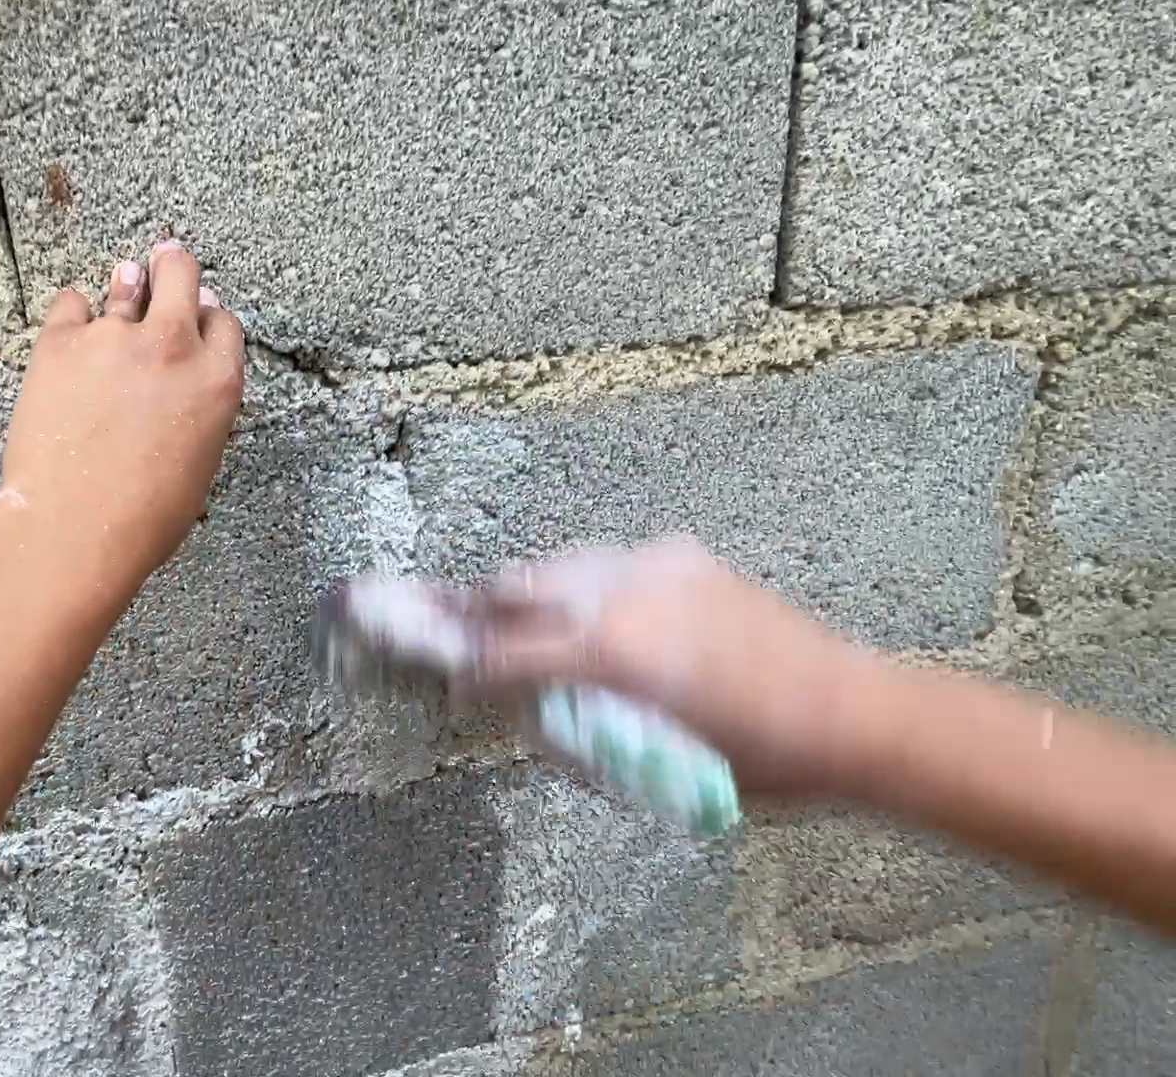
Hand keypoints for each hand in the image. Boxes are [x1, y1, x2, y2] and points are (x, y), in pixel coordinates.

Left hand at [0, 242, 244, 591]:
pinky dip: (74, 314)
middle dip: (176, 265)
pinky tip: (74, 328)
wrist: (75, 529)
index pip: (223, 322)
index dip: (209, 317)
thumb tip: (189, 386)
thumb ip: (200, 411)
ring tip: (125, 277)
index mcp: (216, 382)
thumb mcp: (198, 465)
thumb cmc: (143, 517)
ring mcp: (114, 339)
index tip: (198, 315)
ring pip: (125, 283)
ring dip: (127, 281)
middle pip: (181, 274)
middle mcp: (172, 347)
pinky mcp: (61, 343)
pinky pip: (70, 304)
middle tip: (168, 259)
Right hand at [472, 537, 881, 795]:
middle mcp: (617, 594)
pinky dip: (585, 584)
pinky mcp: (679, 554)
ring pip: (555, 563)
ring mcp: (649, 564)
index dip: (470, 671)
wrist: (856, 714)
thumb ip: (574, 726)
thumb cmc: (755, 759)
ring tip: (530, 623)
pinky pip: (607, 560)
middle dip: (481, 614)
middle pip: (512, 585)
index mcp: (607, 652)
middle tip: (475, 639)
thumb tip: (524, 709)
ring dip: (530, 594)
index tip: (460, 685)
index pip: (503, 652)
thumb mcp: (650, 763)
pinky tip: (600, 611)